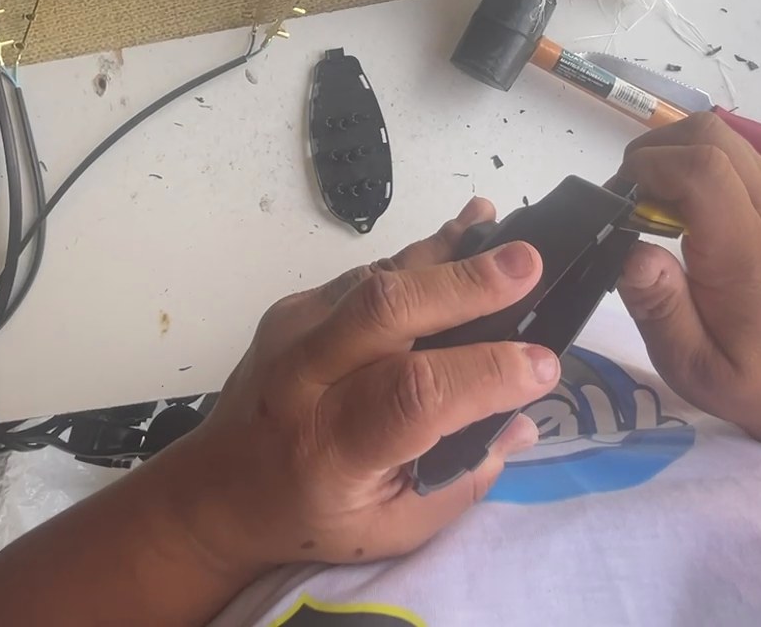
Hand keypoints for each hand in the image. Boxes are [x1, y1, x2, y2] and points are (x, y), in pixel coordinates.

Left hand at [151, 198, 559, 576]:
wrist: (218, 485)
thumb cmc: (309, 516)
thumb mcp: (391, 529)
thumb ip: (460, 479)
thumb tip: (522, 415)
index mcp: (332, 446)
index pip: (413, 395)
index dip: (483, 373)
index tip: (542, 363)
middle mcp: (306, 375)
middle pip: (385, 310)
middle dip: (463, 284)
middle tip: (529, 264)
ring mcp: (295, 328)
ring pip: (377, 278)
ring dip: (445, 254)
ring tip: (499, 231)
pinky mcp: (294, 303)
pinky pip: (366, 274)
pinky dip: (419, 258)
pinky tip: (460, 237)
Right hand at [614, 113, 760, 464]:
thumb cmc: (758, 385)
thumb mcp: (695, 369)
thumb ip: (660, 310)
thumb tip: (631, 251)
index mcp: (747, 253)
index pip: (703, 168)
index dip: (649, 168)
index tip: (619, 204)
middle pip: (710, 135)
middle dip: (653, 153)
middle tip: (628, 201)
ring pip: (719, 135)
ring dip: (670, 154)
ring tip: (647, 205)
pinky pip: (728, 156)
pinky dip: (688, 165)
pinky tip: (675, 212)